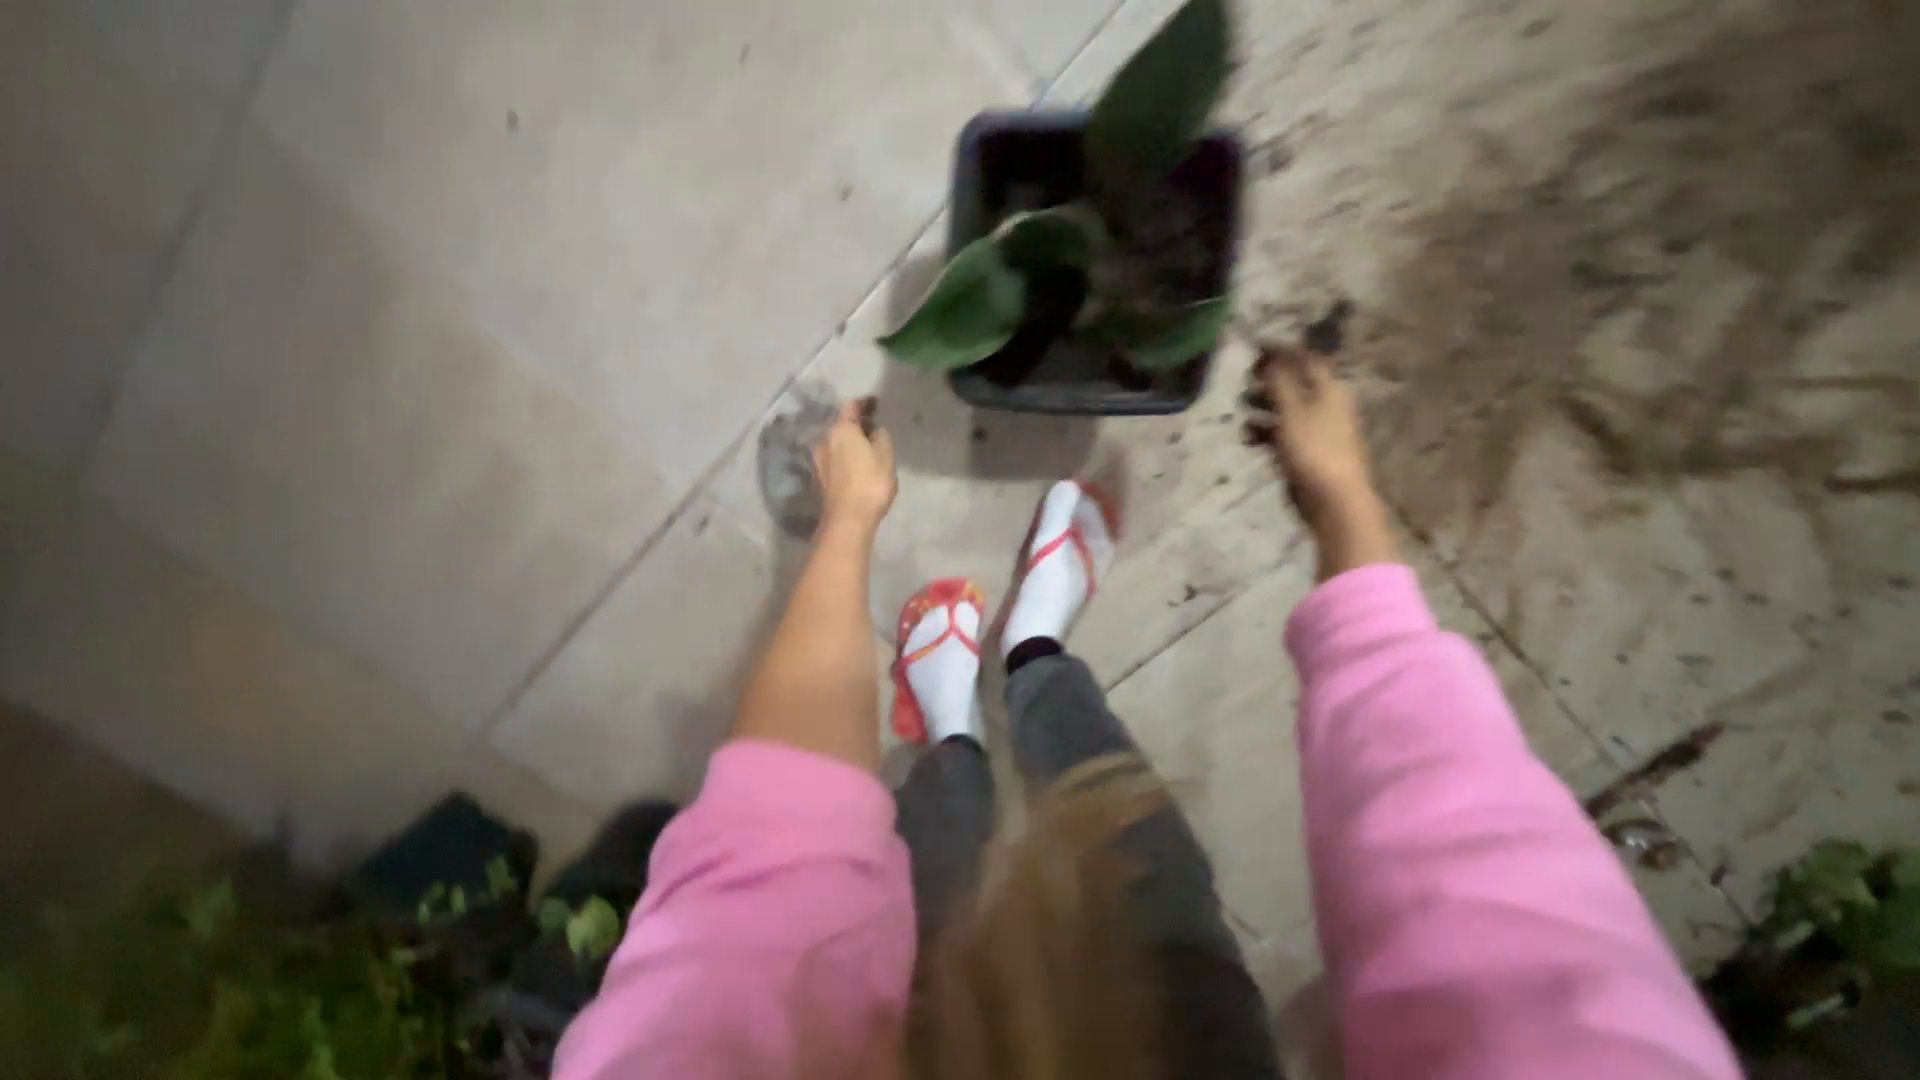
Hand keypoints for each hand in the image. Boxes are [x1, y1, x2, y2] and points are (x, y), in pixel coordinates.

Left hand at [813, 397, 895, 534]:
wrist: (847, 520)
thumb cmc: (870, 483)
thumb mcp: (886, 456)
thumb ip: (881, 437)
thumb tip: (875, 431)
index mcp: (840, 430)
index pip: (850, 406)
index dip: (864, 402)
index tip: (874, 402)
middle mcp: (824, 440)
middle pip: (840, 426)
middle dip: (855, 425)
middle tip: (872, 428)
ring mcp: (817, 461)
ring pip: (835, 444)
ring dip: (848, 443)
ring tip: (865, 449)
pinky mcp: (818, 479)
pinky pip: (833, 460)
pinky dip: (843, 458)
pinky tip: (855, 466)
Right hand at [1246, 347, 1396, 579]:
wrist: (1332, 500)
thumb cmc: (1314, 449)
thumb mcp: (1293, 409)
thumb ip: (1279, 381)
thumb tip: (1269, 356)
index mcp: (1329, 389)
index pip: (1305, 359)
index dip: (1281, 352)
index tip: (1254, 350)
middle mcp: (1324, 404)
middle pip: (1293, 384)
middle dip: (1266, 382)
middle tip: (1243, 384)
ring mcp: (1315, 429)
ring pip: (1283, 409)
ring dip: (1261, 408)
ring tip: (1242, 413)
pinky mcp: (1304, 452)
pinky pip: (1280, 433)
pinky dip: (1264, 432)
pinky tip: (1248, 439)